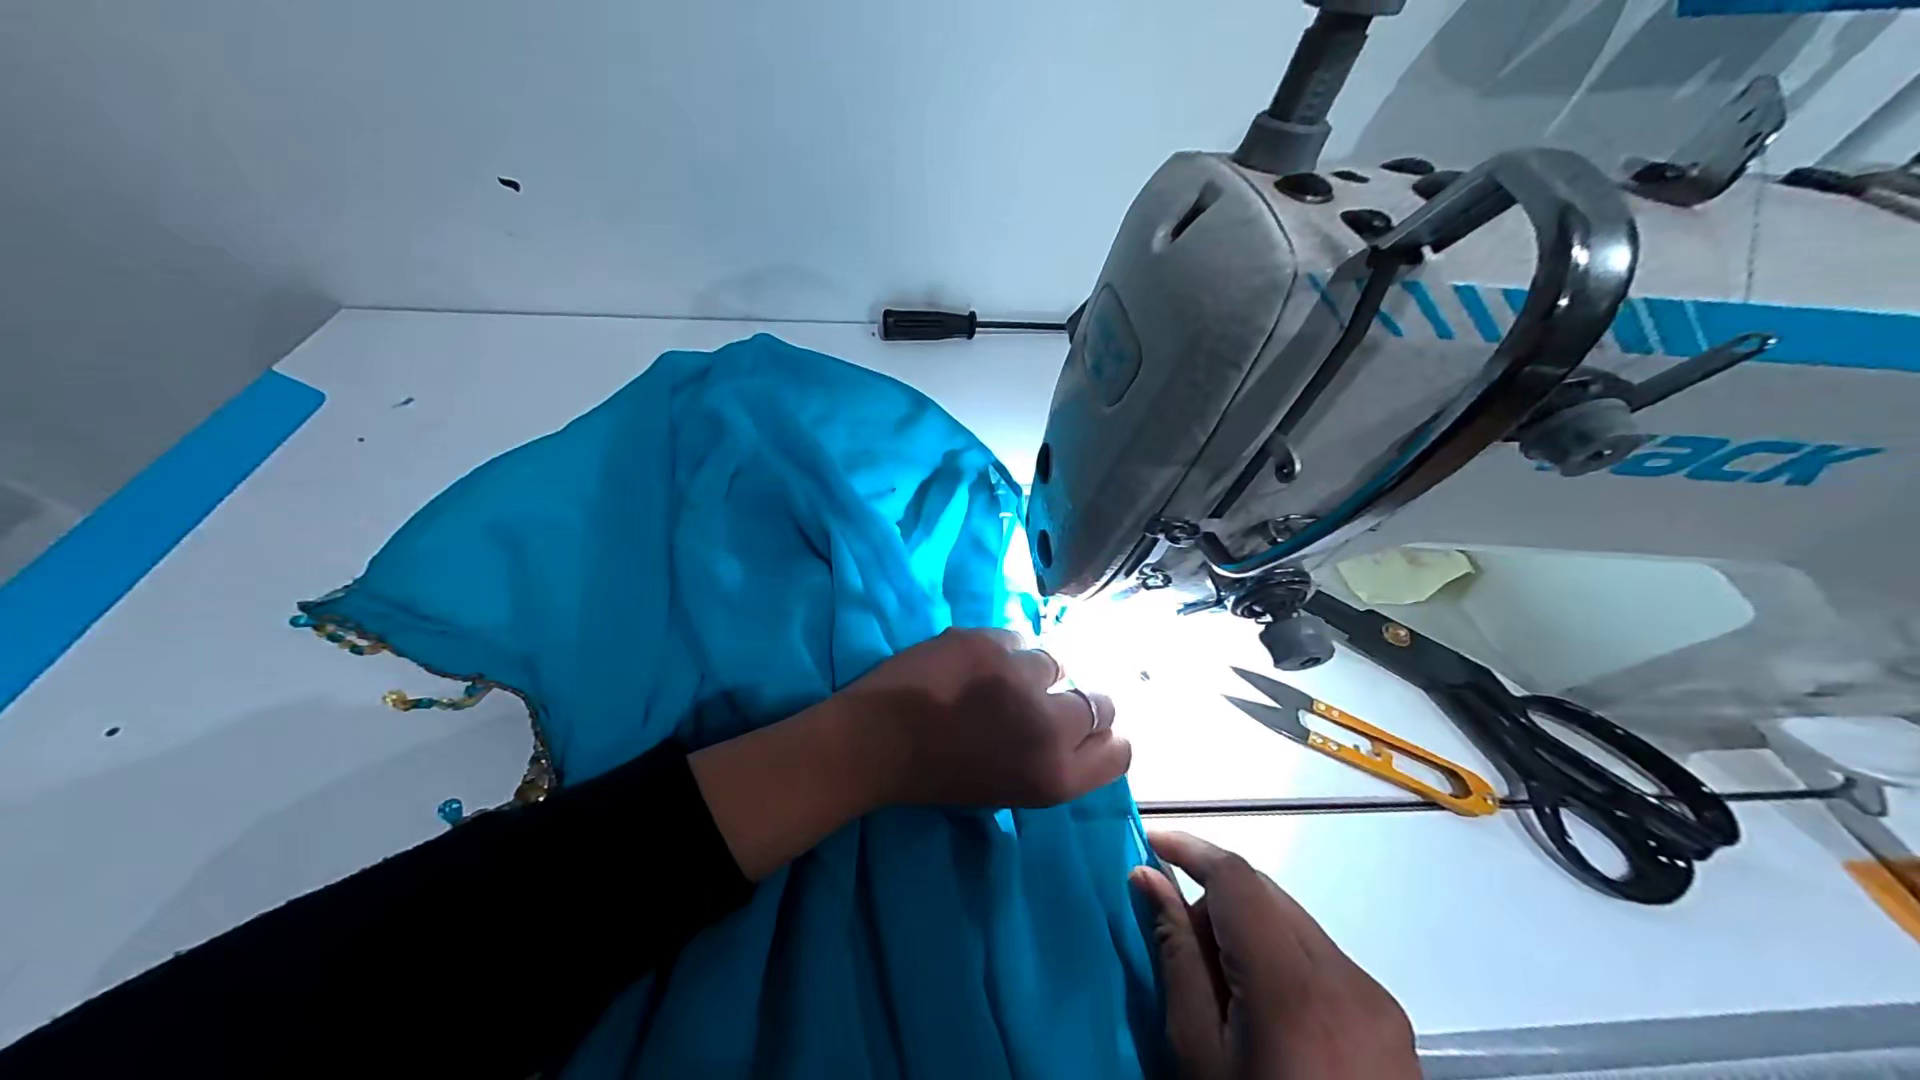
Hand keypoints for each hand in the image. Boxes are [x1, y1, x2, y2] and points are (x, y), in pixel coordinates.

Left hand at [838, 626, 1130, 807]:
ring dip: (1033, 673)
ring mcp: (1020, 678)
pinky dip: (1002, 651)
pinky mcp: (990, 642)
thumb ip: (1055, 762)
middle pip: (1098, 703)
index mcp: (1055, 778)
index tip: (1083, 730)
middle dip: (1075, 702)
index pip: (1119, 751)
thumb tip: (1082, 727)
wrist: (878, 741)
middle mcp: (1050, 727)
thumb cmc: (940, 776)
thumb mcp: (1010, 790)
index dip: (1104, 737)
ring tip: (995, 683)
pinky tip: (973, 665)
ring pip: (1054, 664)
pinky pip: (1017, 639)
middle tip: (1038, 701)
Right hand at [1129, 831, 1417, 1079]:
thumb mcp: (1198, 1054)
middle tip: (1174, 929)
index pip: (1238, 879)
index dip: (1191, 849)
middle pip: (1267, 894)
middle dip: (1214, 893)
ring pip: (1293, 920)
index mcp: (1294, 988)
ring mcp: (1376, 1000)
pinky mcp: (1390, 1020)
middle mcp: (1347, 979)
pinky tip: (1262, 1005)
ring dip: (1246, 925)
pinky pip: (1320, 955)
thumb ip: (1176, 955)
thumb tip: (1148, 879)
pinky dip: (1279, 954)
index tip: (1151, 840)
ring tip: (1218, 977)